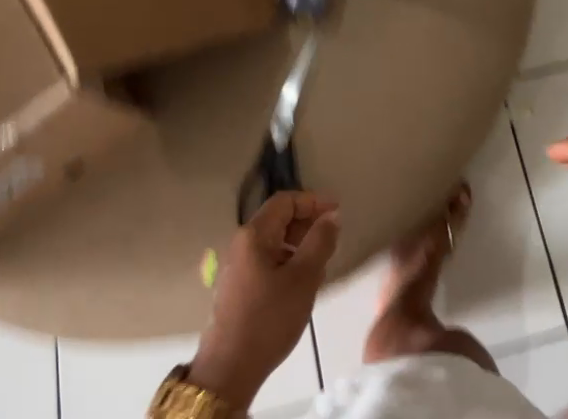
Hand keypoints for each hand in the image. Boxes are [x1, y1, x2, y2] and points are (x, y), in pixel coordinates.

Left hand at [189, 191, 340, 405]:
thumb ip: (320, 242)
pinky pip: (267, 260)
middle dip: (307, 224)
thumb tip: (331, 216)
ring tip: (320, 267)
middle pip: (278, 219)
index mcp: (254, 234)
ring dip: (299, 245)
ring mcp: (236, 265)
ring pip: (274, 242)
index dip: (313, 201)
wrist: (230, 367)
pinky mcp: (237, 285)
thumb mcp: (303, 278)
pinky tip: (300, 285)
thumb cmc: (270, 317)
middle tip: (331, 241)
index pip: (285, 201)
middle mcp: (241, 243)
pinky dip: (287, 262)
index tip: (338, 212)